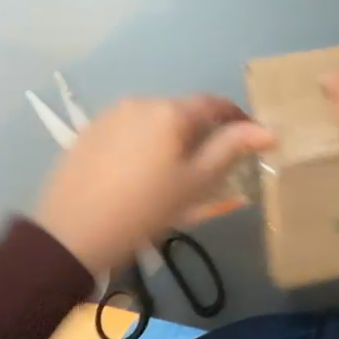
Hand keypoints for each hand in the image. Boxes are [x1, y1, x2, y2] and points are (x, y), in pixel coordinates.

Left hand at [34, 97, 272, 274]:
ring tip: (172, 176)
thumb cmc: (143, 211)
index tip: (250, 140)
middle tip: (209, 169)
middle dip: (201, 134)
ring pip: (154, 122)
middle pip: (182, 113)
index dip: (236, 120)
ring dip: (170, 140)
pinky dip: (142, 146)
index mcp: (169, 111)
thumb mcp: (194, 185)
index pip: (214, 104)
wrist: (69, 236)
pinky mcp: (88, 133)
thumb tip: (268, 130)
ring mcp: (110, 116)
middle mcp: (140, 102)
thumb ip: (231, 150)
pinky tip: (138, 176)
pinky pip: (127, 132)